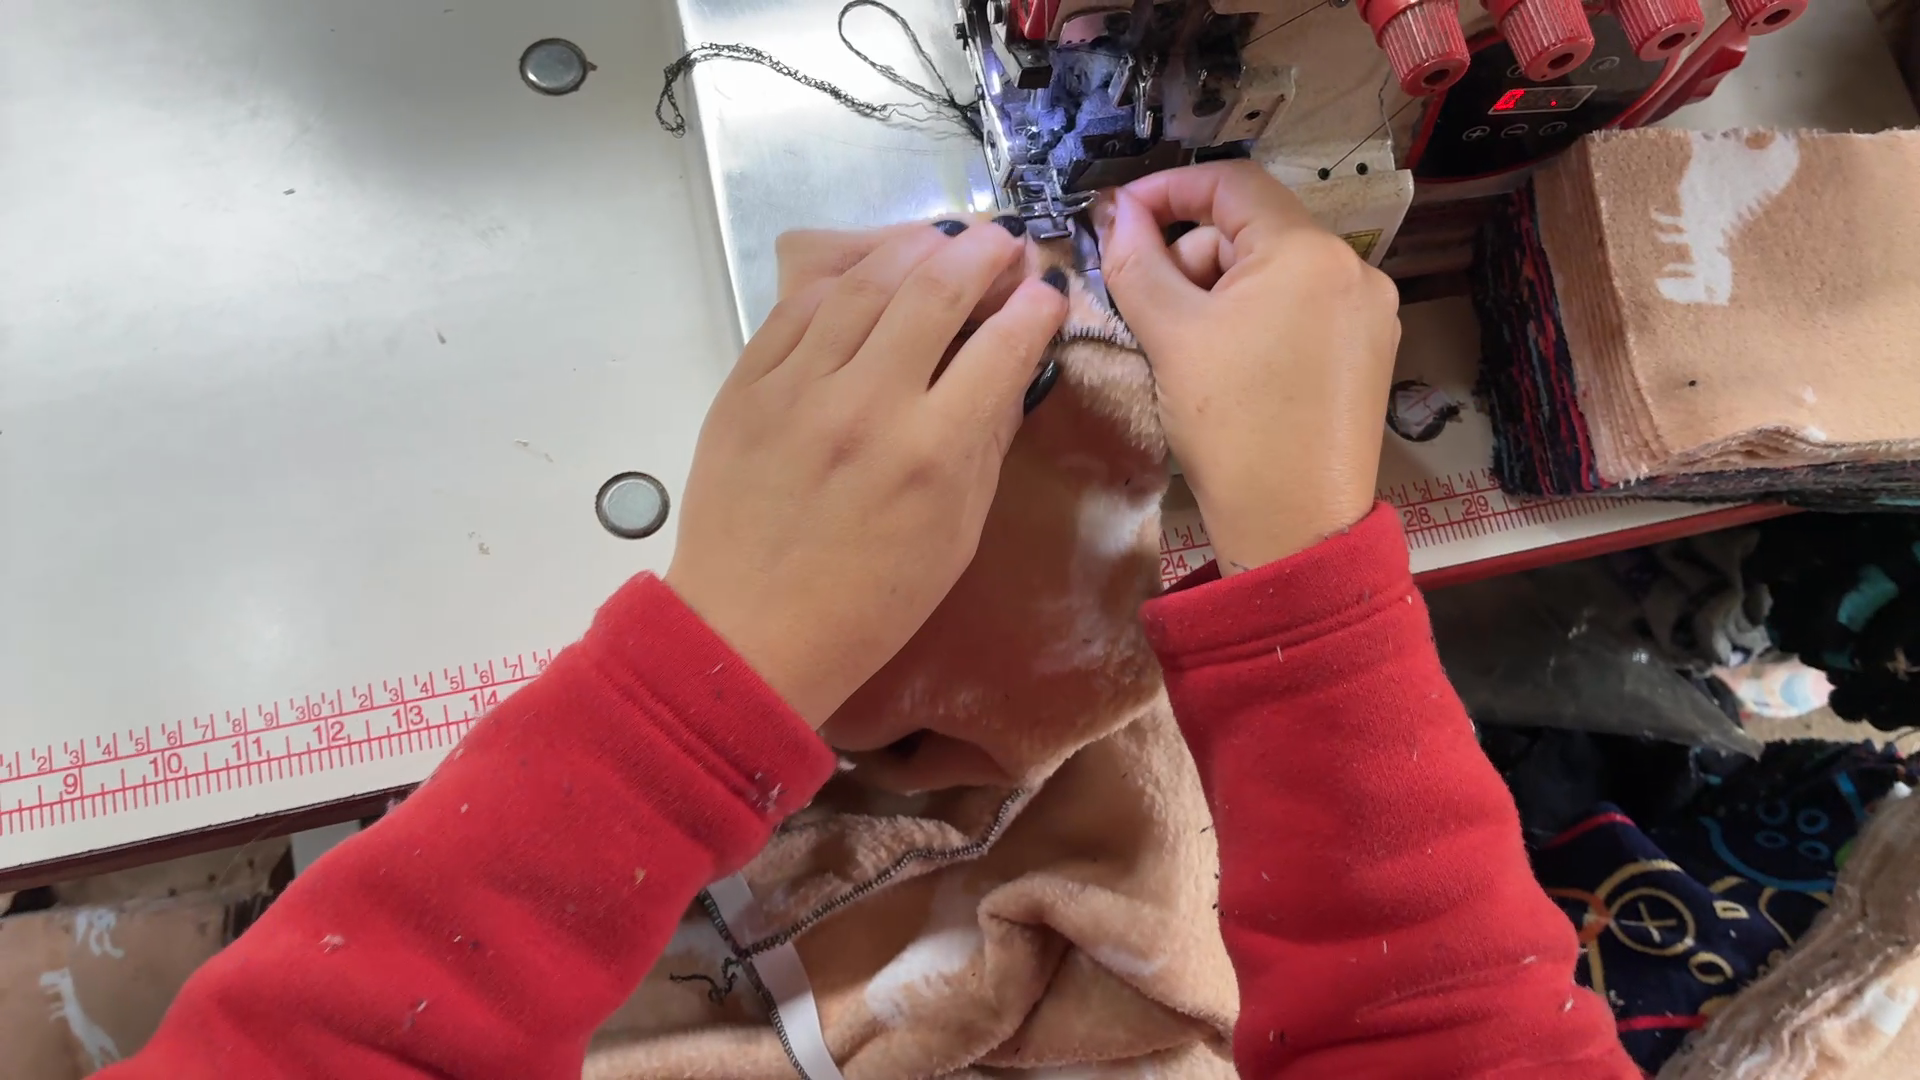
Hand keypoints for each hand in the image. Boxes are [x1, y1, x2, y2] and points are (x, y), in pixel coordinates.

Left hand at [666, 220, 1067, 727]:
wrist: (753, 631)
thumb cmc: (873, 602)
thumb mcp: (957, 534)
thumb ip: (987, 441)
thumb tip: (1013, 365)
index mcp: (933, 454)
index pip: (1003, 346)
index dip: (1037, 306)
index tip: (1048, 292)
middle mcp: (867, 403)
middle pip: (934, 287)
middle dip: (982, 252)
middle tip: (1003, 244)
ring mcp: (797, 386)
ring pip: (863, 278)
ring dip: (914, 245)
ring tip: (943, 241)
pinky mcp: (745, 382)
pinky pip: (797, 301)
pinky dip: (842, 271)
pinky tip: (868, 270)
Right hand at [1097, 161, 1401, 573]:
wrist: (1291, 521)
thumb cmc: (1227, 424)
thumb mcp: (1170, 337)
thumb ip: (1136, 263)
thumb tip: (1117, 212)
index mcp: (1306, 251)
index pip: (1231, 182)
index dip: (1168, 188)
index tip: (1121, 216)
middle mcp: (1350, 266)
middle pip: (1251, 232)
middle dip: (1191, 261)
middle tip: (1154, 315)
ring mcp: (1366, 312)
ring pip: (1273, 275)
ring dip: (1219, 296)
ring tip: (1191, 355)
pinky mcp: (1366, 352)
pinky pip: (1298, 311)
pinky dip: (1254, 322)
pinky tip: (1232, 370)